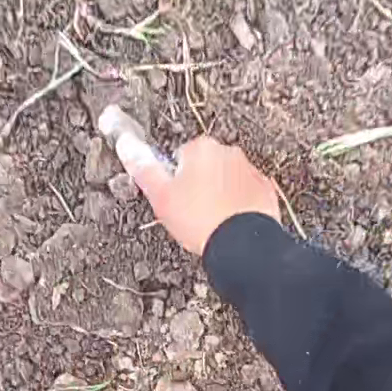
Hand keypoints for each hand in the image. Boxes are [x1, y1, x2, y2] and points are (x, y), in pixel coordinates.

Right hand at [121, 135, 281, 255]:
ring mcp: (250, 171)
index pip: (180, 157)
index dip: (175, 181)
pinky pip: (247, 194)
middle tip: (191, 212)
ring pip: (227, 180)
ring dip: (220, 195)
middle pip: (206, 166)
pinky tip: (230, 223)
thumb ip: (143, 169)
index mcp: (201, 148)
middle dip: (198, 185)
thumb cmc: (201, 221)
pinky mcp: (264, 191)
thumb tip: (127, 146)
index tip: (175, 199)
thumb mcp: (161, 197)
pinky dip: (239, 205)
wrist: (241, 244)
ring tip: (211, 221)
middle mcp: (229, 153)